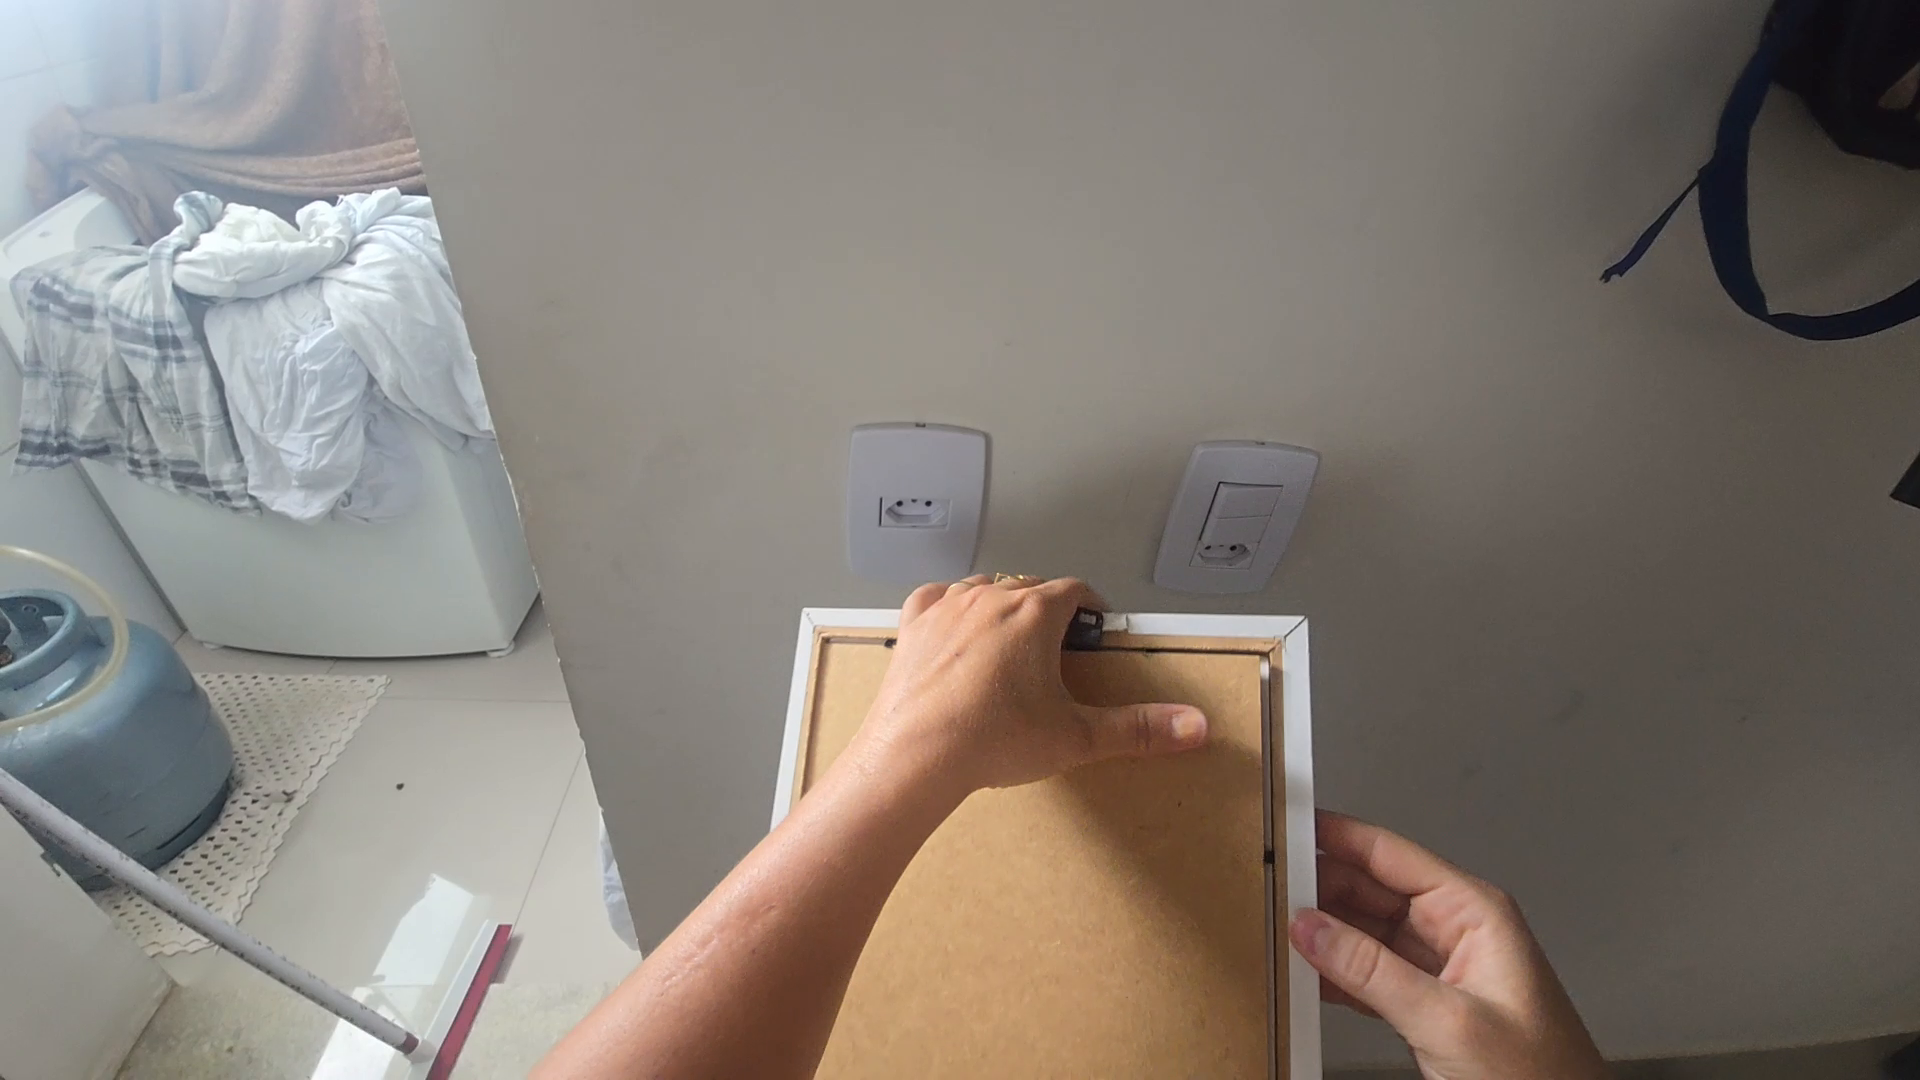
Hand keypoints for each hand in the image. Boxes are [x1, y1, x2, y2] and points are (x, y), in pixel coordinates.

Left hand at [848, 575, 1209, 795]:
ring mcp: (948, 607)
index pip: (1073, 590)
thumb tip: (1194, 725)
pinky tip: (953, 620)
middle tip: (1055, 639)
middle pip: (1029, 586)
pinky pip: (935, 596)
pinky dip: (949, 603)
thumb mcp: (1076, 737)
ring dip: (1001, 602)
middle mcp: (990, 598)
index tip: (1094, 619)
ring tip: (1010, 631)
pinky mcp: (914, 625)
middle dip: (1047, 606)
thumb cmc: (992, 739)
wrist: (916, 754)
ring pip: (983, 587)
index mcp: (1034, 614)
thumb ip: (1139, 729)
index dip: (1089, 602)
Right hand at [1290, 811, 1606, 1079]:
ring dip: (1319, 929)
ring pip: (1357, 925)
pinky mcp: (1417, 998)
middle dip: (1317, 886)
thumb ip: (1373, 971)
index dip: (1333, 834)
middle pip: (1364, 885)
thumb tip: (1309, 926)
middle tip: (1270, 888)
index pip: (1386, 852)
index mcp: (1471, 911)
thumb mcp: (1452, 1024)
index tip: (1286, 826)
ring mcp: (1431, 963)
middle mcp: (1449, 927)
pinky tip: (1303, 969)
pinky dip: (1330, 967)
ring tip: (1278, 926)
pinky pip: (1361, 965)